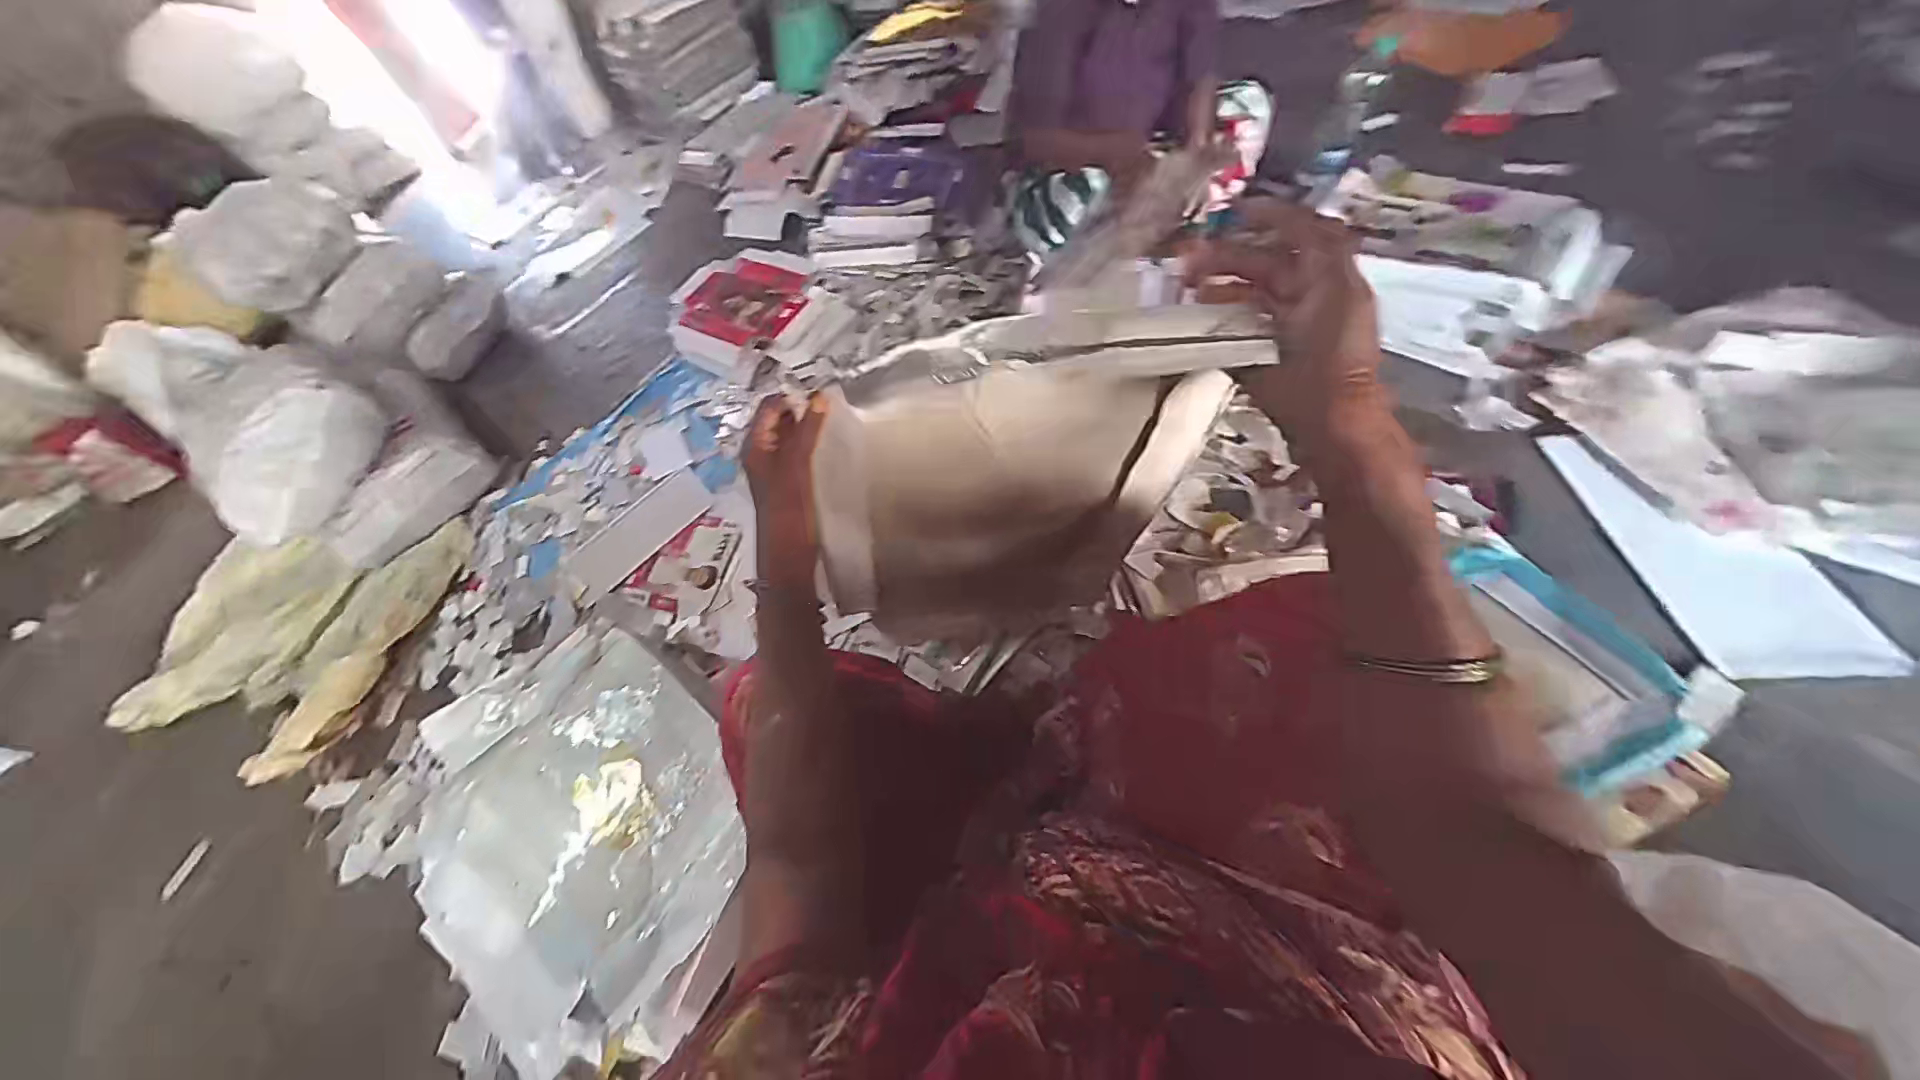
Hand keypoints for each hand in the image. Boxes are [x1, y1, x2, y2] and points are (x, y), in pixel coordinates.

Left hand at [743, 393, 827, 585]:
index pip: (770, 405)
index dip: (792, 393)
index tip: (822, 388)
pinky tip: (831, 442)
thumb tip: (820, 395)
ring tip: (834, 416)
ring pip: (791, 435)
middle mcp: (762, 454)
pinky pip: (800, 452)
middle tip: (831, 399)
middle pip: (780, 419)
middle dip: (802, 406)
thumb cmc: (788, 513)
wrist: (789, 559)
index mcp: (754, 446)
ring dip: (809, 425)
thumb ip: (807, 430)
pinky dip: (813, 443)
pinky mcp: (791, 482)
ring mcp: (776, 469)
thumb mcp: (797, 466)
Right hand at [1181, 199, 1382, 435]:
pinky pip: (1228, 330)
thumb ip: (1323, 248)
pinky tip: (1194, 312)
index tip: (1232, 211)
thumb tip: (1297, 219)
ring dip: (1214, 286)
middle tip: (1188, 259)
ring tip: (1187, 285)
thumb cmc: (1336, 352)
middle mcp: (1298, 298)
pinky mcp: (1253, 357)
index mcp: (1323, 277)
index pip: (1294, 235)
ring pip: (1239, 296)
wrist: (1328, 416)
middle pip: (1259, 265)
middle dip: (1225, 256)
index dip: (1267, 218)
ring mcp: (1273, 329)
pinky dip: (1211, 318)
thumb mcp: (1340, 289)